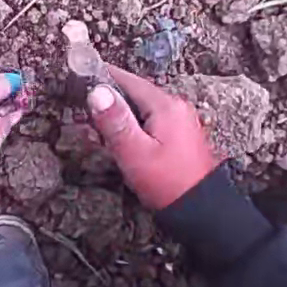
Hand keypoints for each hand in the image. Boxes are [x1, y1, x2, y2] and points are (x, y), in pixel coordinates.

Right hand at [85, 65, 221, 209]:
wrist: (203, 212)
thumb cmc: (169, 184)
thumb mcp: (135, 153)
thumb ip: (116, 122)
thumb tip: (97, 92)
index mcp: (166, 106)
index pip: (129, 80)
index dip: (104, 77)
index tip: (83, 73)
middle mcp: (177, 107)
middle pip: (136, 94)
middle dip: (111, 100)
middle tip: (86, 108)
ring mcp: (181, 121)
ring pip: (143, 109)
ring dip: (123, 115)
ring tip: (101, 127)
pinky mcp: (181, 136)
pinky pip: (152, 122)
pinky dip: (135, 126)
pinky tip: (125, 140)